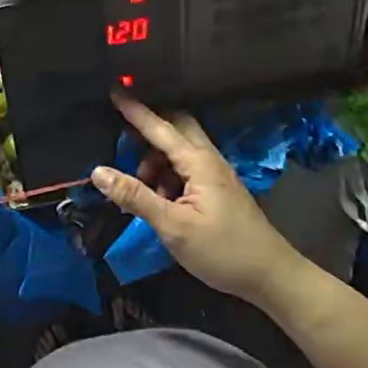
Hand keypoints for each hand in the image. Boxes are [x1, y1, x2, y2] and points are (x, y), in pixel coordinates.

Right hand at [90, 91, 313, 305]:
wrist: (270, 277)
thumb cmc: (222, 250)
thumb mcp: (172, 226)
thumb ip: (135, 196)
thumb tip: (98, 172)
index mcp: (199, 163)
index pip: (160, 128)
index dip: (135, 110)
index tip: (114, 90)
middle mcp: (208, 160)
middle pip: (176, 127)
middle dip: (149, 127)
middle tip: (122, 135)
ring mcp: (215, 175)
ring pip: (179, 150)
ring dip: (155, 160)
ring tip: (140, 189)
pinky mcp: (216, 190)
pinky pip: (185, 168)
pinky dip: (166, 176)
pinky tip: (159, 201)